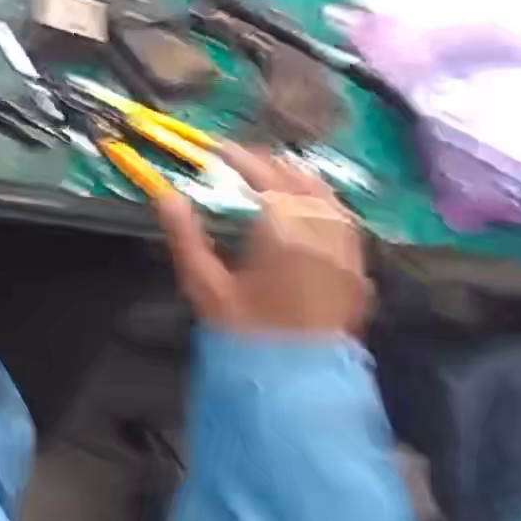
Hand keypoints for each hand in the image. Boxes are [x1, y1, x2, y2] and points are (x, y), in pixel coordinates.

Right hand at [151, 144, 370, 337]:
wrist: (294, 372)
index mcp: (285, 239)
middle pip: (305, 187)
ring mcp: (346, 253)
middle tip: (242, 155)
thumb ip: (185, 235)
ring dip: (301, 179)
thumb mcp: (202, 282)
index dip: (246, 162)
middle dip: (273, 165)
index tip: (221, 148)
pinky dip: (322, 201)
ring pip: (330, 201)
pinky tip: (307, 202)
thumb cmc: (242, 326)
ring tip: (274, 169)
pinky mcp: (355, 267)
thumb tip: (165, 195)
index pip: (270, 184)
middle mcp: (324, 239)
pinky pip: (343, 221)